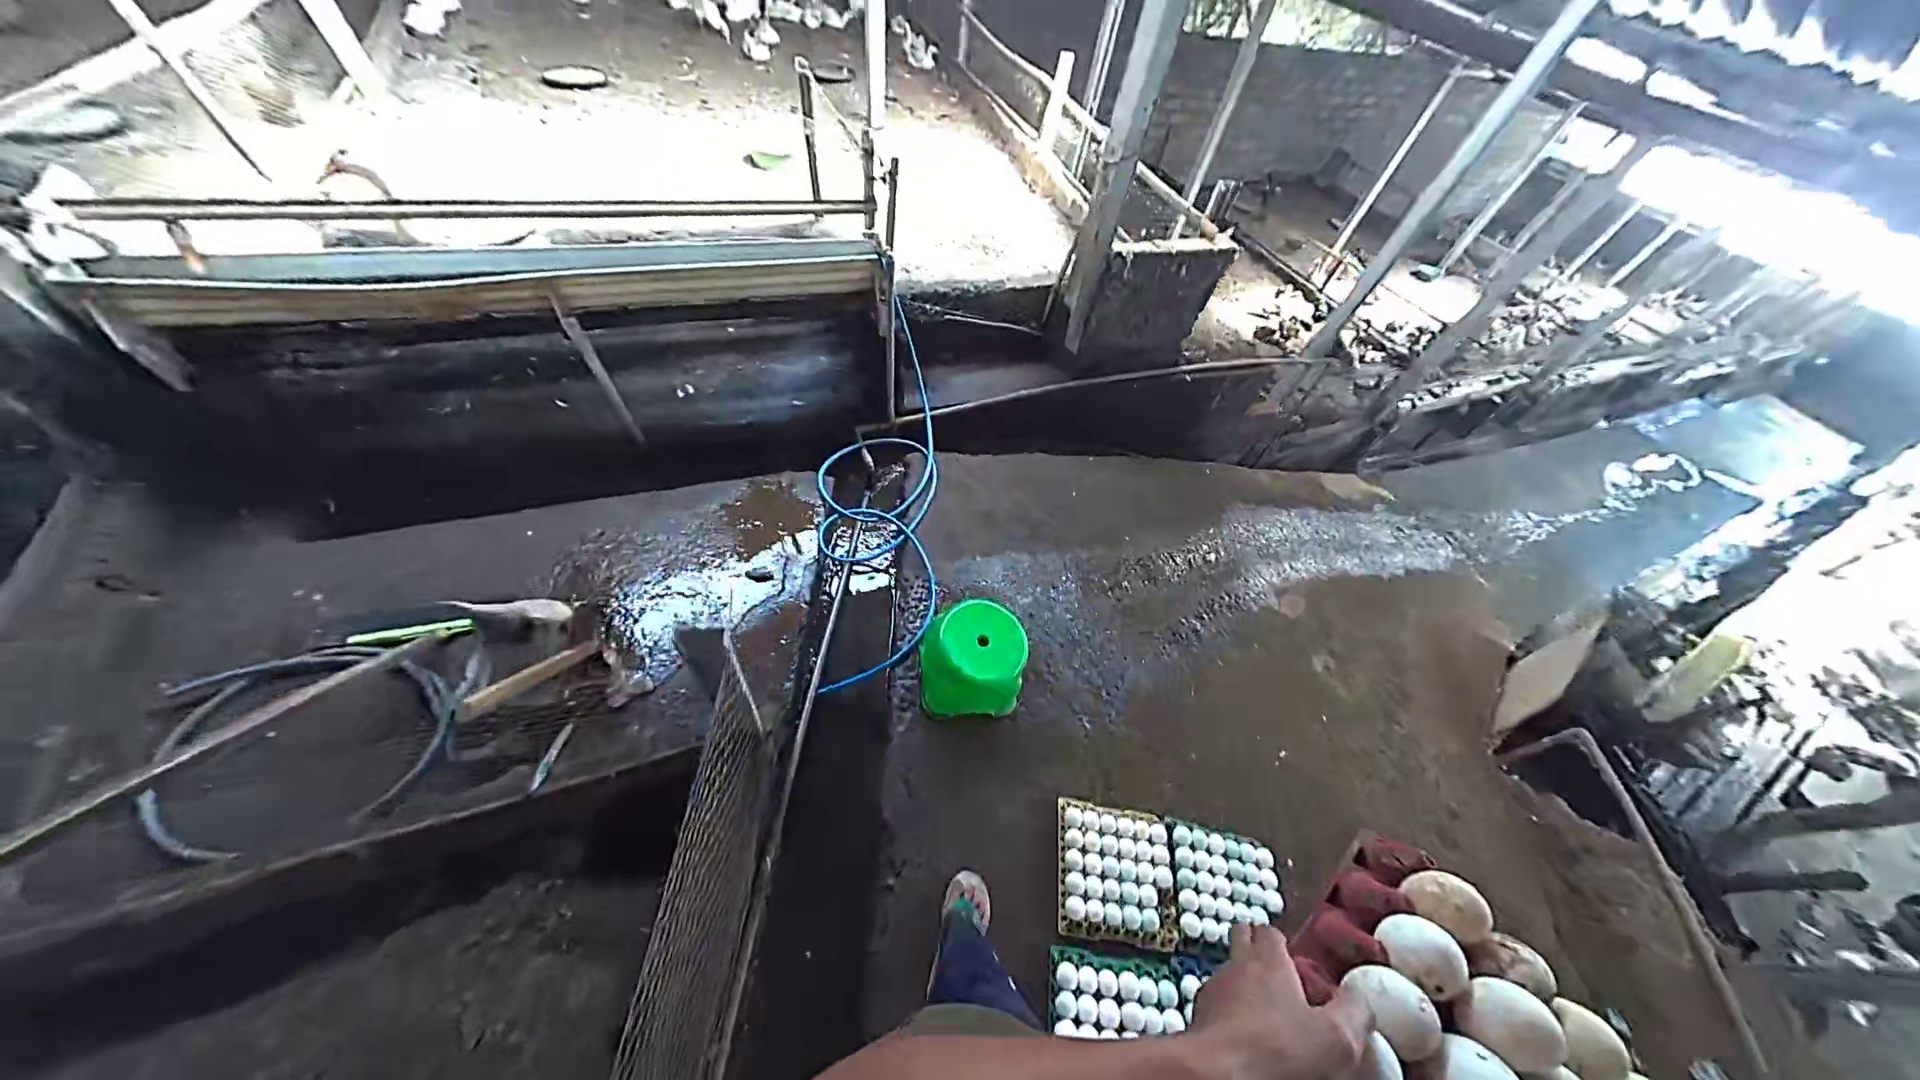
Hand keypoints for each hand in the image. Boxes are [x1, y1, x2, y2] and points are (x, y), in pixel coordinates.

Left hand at [1187, 923, 1372, 1079]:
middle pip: (1242, 938)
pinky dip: (1229, 1009)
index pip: (1270, 932)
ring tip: (1265, 1012)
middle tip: (1280, 978)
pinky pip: (1216, 1000)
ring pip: (1228, 970)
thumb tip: (1359, 999)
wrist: (1220, 1074)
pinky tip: (1244, 1033)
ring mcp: (1214, 987)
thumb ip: (1354, 1011)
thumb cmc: (1279, 1051)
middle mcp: (1236, 964)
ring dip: (1243, 981)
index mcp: (1268, 960)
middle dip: (1256, 948)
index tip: (1297, 964)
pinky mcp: (1200, 1013)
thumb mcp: (1337, 1038)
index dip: (1283, 944)